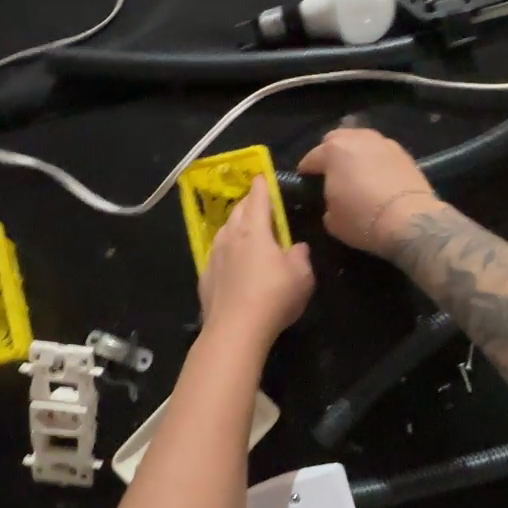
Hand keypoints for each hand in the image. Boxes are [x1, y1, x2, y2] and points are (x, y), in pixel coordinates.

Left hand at [198, 177, 314, 342]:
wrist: (235, 329)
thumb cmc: (274, 297)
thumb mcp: (302, 276)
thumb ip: (300, 256)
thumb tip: (296, 247)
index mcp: (255, 230)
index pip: (258, 198)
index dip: (262, 186)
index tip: (262, 177)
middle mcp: (231, 237)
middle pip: (237, 211)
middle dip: (247, 204)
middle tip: (257, 204)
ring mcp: (214, 257)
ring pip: (224, 231)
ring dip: (235, 226)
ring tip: (244, 230)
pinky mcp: (205, 277)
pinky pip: (217, 255)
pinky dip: (226, 251)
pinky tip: (231, 262)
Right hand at [296, 128, 439, 256]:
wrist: (410, 220)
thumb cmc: (363, 219)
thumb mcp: (332, 220)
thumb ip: (327, 202)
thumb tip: (332, 201)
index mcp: (333, 151)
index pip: (310, 159)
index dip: (305, 173)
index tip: (305, 184)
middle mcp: (357, 139)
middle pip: (336, 139)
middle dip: (330, 153)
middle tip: (331, 174)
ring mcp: (382, 142)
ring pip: (361, 140)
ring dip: (354, 152)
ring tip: (355, 171)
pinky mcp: (403, 152)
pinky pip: (380, 150)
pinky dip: (375, 159)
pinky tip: (376, 174)